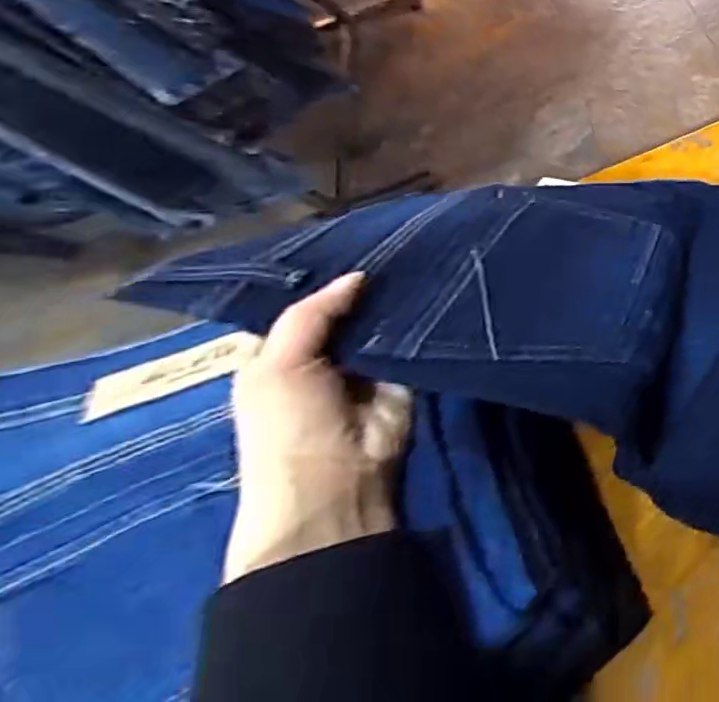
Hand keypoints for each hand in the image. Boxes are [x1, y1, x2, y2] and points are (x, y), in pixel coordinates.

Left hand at [222, 272, 412, 583]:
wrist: (339, 474)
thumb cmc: (288, 423)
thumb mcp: (277, 365)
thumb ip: (311, 315)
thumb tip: (360, 274)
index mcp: (281, 351)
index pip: (305, 303)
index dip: (325, 278)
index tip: (356, 243)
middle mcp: (326, 352)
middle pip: (350, 307)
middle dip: (369, 284)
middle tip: (399, 244)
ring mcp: (370, 361)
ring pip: (385, 318)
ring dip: (401, 297)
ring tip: (425, 259)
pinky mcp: (409, 368)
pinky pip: (416, 336)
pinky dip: (426, 318)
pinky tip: (441, 289)